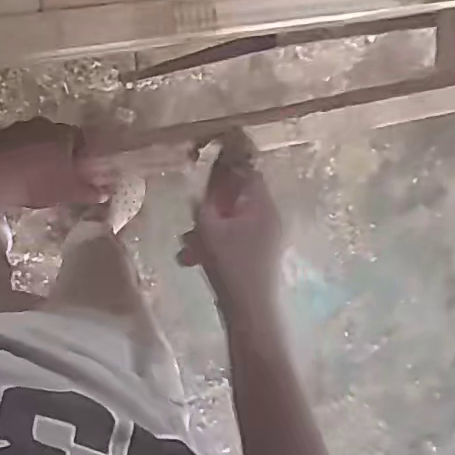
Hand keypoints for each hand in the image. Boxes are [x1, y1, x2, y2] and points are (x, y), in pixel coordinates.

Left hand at [0, 118, 108, 209]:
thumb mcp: (69, 191)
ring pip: (35, 138)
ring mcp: (19, 128)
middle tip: (58, 171)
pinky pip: (16, 144)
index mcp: (64, 134)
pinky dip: (19, 154)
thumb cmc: (39, 183)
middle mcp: (43, 125)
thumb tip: (104, 193)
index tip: (79, 167)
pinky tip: (18, 170)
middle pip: (56, 136)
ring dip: (38, 151)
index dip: (81, 152)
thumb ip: (89, 191)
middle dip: (59, 150)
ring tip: (37, 172)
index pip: (79, 137)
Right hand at [179, 129, 284, 310]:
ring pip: (231, 218)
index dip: (229, 152)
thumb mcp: (208, 230)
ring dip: (207, 225)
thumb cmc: (231, 267)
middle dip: (209, 198)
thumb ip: (201, 203)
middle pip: (236, 192)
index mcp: (260, 203)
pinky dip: (213, 241)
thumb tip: (196, 182)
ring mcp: (265, 235)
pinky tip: (192, 258)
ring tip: (187, 244)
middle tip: (192, 203)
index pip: (248, 166)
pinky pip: (233, 236)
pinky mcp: (258, 253)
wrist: (250, 311)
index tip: (210, 143)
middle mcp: (267, 214)